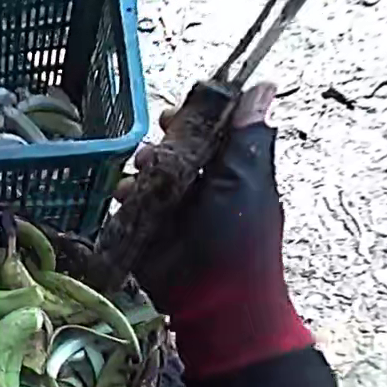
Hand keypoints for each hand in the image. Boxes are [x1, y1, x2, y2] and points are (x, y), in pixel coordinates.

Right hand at [129, 83, 311, 377]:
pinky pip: (129, 206)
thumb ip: (247, 138)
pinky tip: (123, 196)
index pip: (208, 135)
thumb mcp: (247, 182)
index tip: (172, 114)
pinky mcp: (146, 231)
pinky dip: (123, 197)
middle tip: (150, 152)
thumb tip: (263, 86)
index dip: (191, 121)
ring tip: (136, 176)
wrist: (214, 300)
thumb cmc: (240, 239)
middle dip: (158, 148)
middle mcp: (199, 188)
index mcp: (229, 173)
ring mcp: (170, 211)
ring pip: (147, 177)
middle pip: (173, 154)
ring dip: (139, 171)